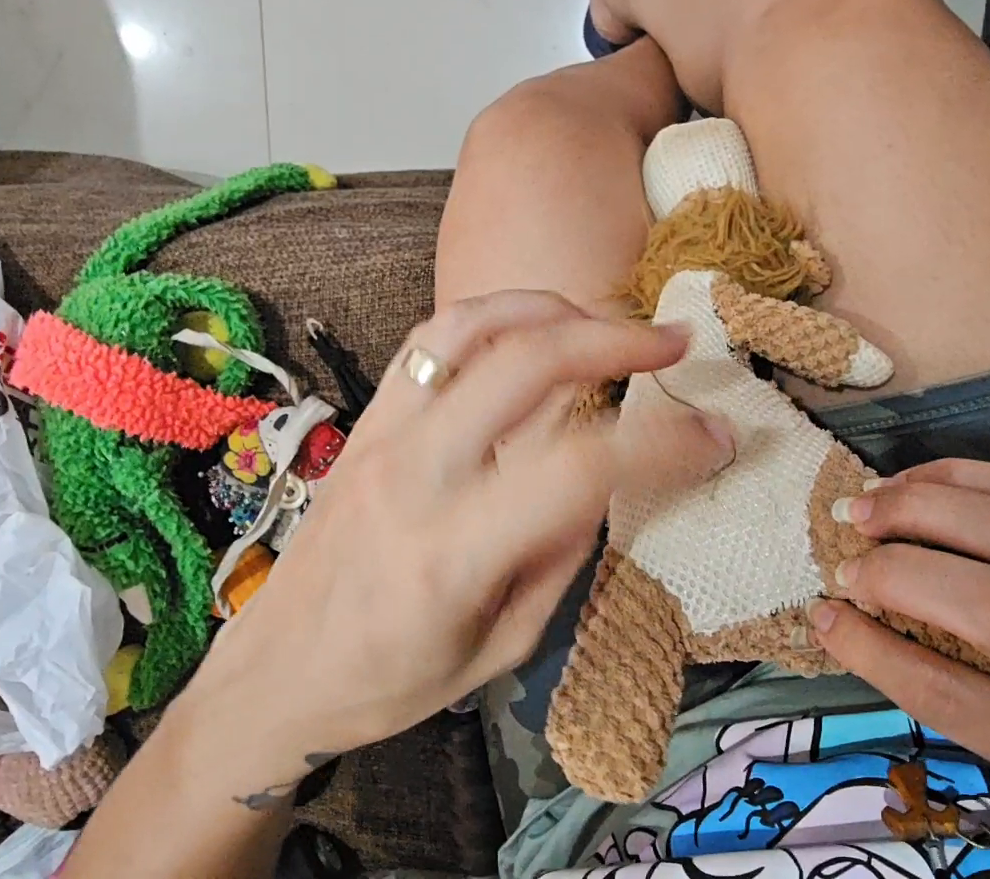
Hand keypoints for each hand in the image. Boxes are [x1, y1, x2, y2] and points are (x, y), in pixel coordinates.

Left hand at [194, 290, 732, 757]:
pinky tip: (527, 328)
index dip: (661, 443)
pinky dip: (489, 317)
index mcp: (454, 553)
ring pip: (468, 330)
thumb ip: (559, 556)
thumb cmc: (389, 682)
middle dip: (614, 338)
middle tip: (672, 341)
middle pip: (525, 366)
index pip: (579, 468)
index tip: (714, 435)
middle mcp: (415, 476)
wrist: (274, 672)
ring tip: (603, 317)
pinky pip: (426, 344)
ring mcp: (380, 437)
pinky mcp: (364, 422)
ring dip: (548, 308)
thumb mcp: (499, 648)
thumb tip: (604, 479)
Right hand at [813, 458, 989, 804]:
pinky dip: (956, 477)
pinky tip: (908, 483)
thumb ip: (959, 693)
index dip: (876, 654)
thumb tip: (853, 616)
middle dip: (900, 573)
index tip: (825, 616)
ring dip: (921, 510)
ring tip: (861, 508)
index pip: (959, 701)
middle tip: (846, 563)